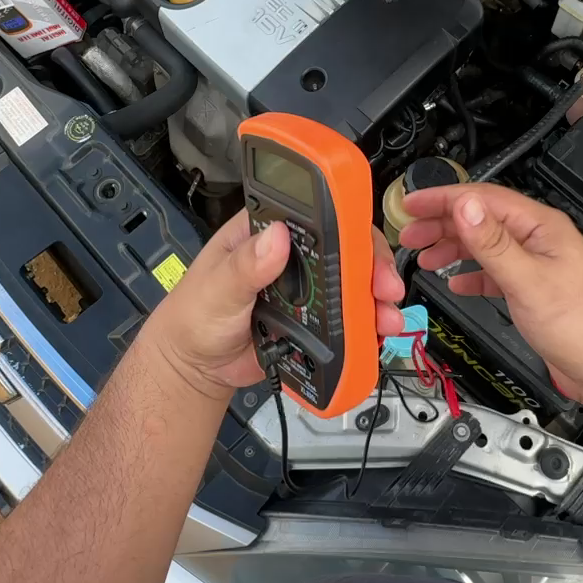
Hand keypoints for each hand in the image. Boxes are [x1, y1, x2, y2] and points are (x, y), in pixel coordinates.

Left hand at [140, 211, 404, 401]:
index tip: (367, 246)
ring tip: (386, 320)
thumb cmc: (196, 314)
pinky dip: (366, 326)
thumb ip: (244, 266)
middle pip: (348, 249)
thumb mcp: (216, 286)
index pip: (320, 215)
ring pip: (354, 285)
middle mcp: (295, 254)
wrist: (196, 367)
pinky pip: (348, 318)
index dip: (350, 226)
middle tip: (387, 289)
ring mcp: (309, 287)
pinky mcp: (316, 320)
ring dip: (376, 300)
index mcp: (271, 230)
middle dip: (374, 266)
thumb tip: (277, 236)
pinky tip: (376, 336)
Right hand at [398, 183, 582, 408]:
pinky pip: (496, 272)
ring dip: (454, 248)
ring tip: (425, 257)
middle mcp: (539, 239)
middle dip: (443, 223)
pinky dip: (473, 275)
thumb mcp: (528, 282)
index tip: (412, 204)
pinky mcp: (535, 290)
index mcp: (542, 226)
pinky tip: (457, 284)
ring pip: (486, 246)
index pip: (483, 199)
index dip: (444, 198)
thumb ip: (492, 244)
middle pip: (482, 219)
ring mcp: (538, 264)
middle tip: (410, 234)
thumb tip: (464, 205)